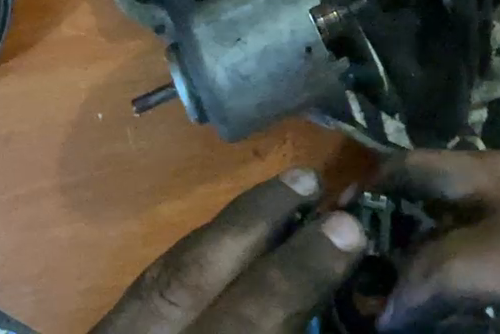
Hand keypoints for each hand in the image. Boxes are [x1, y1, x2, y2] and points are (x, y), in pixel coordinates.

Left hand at [91, 168, 367, 333]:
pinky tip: (227, 234)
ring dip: (227, 226)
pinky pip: (151, 282)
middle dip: (259, 224)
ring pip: (168, 269)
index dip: (298, 276)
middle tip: (314, 180)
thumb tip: (341, 324)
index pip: (249, 320)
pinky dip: (195, 250)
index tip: (348, 233)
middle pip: (194, 277)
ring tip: (281, 191)